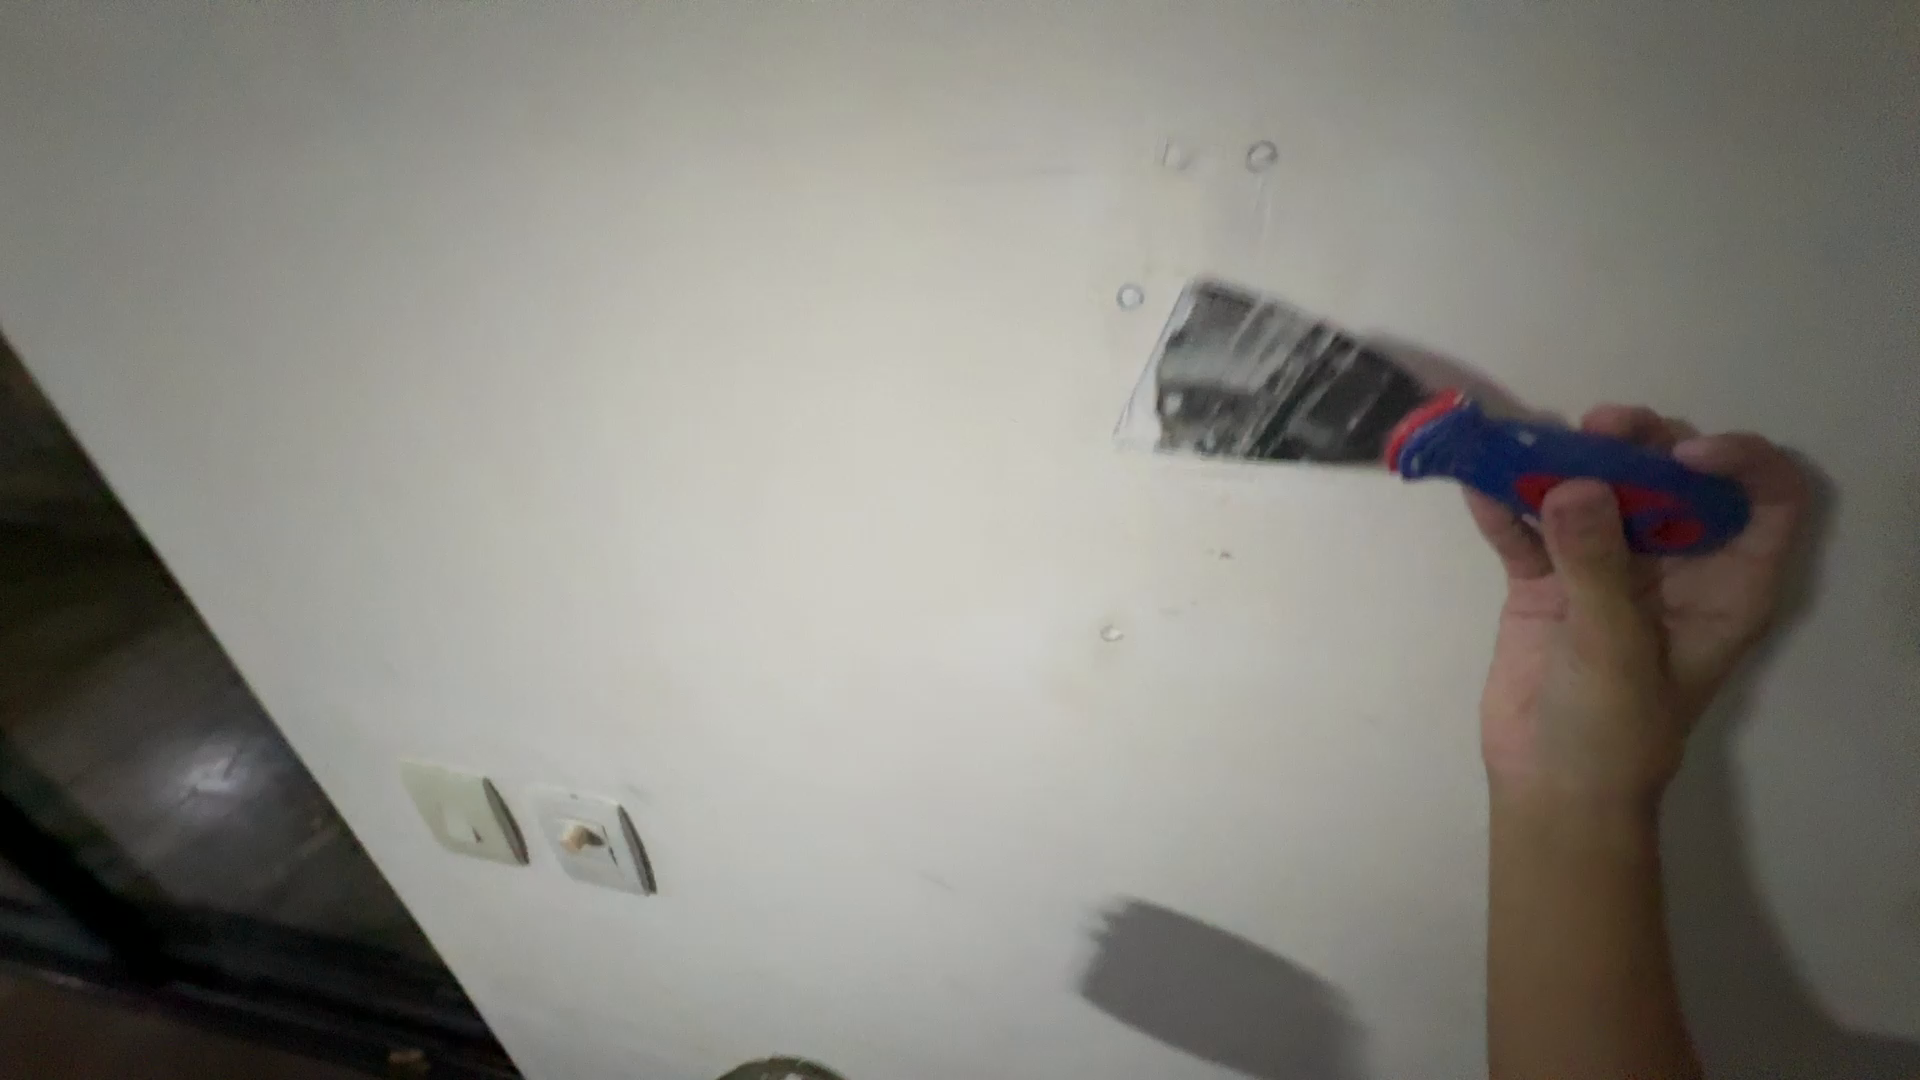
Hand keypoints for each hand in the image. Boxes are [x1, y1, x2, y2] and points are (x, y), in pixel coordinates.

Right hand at [1467, 406, 1810, 803]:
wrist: (1549, 778)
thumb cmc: (1613, 726)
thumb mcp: (1615, 646)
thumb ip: (1595, 565)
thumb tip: (1574, 485)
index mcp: (1724, 585)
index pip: (1760, 503)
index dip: (1736, 464)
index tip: (1677, 451)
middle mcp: (1668, 568)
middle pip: (1665, 487)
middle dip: (1635, 448)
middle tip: (1593, 426)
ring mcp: (1598, 574)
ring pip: (1588, 502)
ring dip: (1558, 470)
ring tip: (1523, 443)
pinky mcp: (1542, 587)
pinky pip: (1525, 538)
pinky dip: (1502, 514)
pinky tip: (1477, 490)